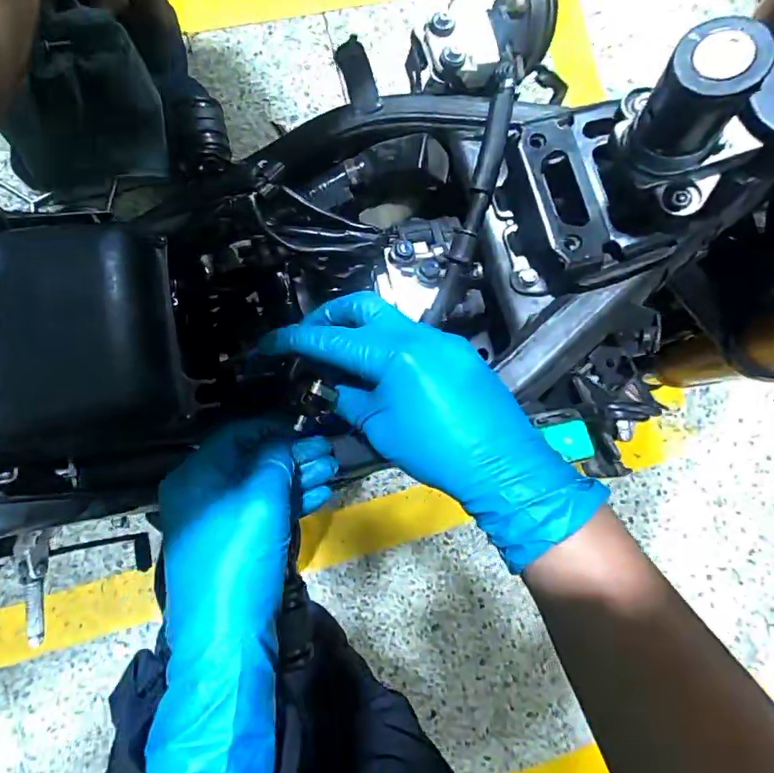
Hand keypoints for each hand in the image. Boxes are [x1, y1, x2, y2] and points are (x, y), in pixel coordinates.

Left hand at [145, 420, 335, 772]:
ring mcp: (213, 525)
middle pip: (248, 461)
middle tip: (328, 455)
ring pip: (257, 489)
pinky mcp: (231, 550)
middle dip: (291, 456)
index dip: (274, 428)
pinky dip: (286, 505)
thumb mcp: (260, 500)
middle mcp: (197, 496)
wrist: (225, 639)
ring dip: (294, 479)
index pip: (235, 435)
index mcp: (193, 476)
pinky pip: (259, 515)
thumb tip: (290, 441)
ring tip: (330, 474)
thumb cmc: (237, 560)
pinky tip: (315, 499)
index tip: (308, 430)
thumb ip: (275, 460)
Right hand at [259, 292, 606, 572]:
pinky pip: (408, 336)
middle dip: (327, 317)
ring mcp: (441, 340)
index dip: (295, 340)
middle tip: (307, 338)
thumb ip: (346, 398)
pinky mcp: (454, 352)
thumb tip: (325, 385)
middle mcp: (418, 336)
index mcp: (393, 355)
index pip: (331, 340)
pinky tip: (374, 370)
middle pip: (360, 306)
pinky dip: (382, 344)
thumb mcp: (377, 426)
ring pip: (386, 319)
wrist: (502, 466)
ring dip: (355, 330)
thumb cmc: (436, 452)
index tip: (271, 343)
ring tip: (337, 357)